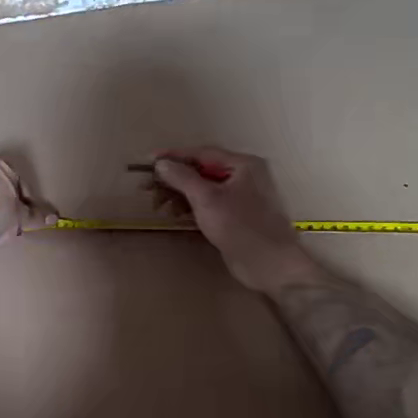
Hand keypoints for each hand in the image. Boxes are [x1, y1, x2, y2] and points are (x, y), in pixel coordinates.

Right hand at [151, 147, 319, 291]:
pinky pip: (208, 204)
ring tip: (159, 205)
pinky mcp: (235, 216)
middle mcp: (243, 176)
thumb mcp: (207, 198)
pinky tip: (176, 214)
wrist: (269, 264)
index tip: (147, 161)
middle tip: (147, 188)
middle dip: (173, 178)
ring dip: (179, 194)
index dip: (173, 156)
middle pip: (201, 170)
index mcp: (242, 164)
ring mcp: (240, 197)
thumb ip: (182, 177)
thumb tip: (161, 163)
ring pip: (202, 188)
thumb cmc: (240, 226)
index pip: (201, 153)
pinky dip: (190, 206)